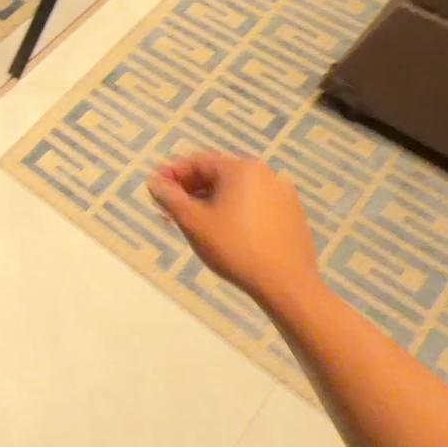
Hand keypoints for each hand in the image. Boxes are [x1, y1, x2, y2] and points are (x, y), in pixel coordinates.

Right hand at [147, 152, 323, 307]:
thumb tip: (154, 182)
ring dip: (209, 200)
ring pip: (235, 190)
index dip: (171, 173)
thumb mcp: (191, 221)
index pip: (197, 161)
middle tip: (170, 208)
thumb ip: (168, 197)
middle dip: (189, 189)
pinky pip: (253, 203)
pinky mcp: (293, 215)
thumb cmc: (234, 246)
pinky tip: (222, 230)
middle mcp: (266, 174)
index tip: (155, 190)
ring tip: (193, 221)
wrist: (287, 285)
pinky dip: (232, 209)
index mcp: (241, 170)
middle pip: (217, 174)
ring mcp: (283, 195)